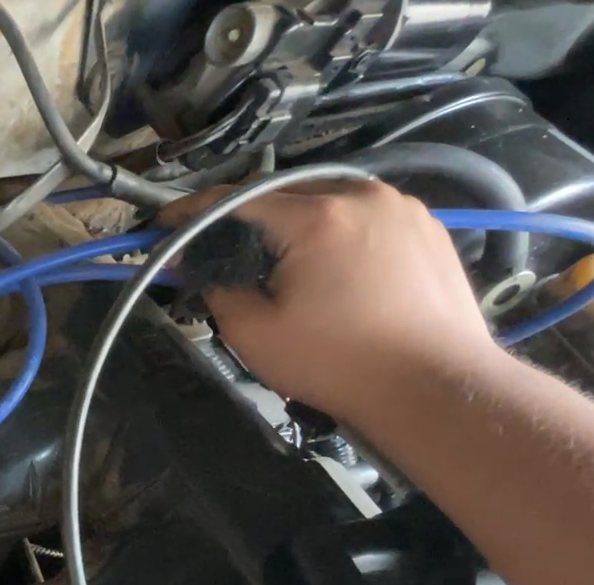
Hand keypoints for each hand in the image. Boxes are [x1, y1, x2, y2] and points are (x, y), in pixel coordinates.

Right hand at [160, 180, 501, 421]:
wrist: (431, 383)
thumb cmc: (332, 360)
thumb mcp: (252, 332)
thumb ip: (217, 288)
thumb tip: (196, 264)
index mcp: (316, 217)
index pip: (236, 198)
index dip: (190, 211)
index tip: (162, 225)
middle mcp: (362, 195)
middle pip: (283, 191)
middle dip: (241, 214)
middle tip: (214, 247)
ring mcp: (402, 207)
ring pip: (326, 199)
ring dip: (289, 221)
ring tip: (268, 257)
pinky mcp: (426, 227)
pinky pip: (362, 215)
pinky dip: (330, 230)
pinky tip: (320, 265)